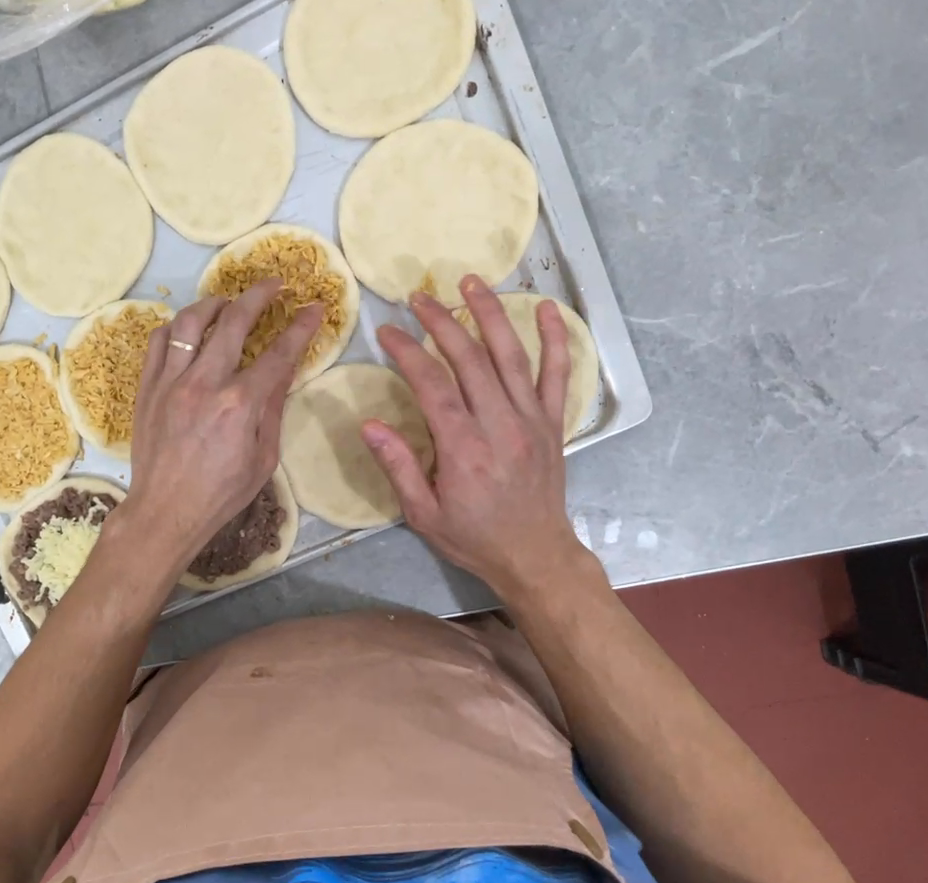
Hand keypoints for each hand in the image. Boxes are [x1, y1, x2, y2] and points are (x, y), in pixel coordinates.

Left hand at [119, 279, 322, 570]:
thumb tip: (284, 370)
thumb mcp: (263, 458)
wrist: (165, 511)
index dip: (300, 326)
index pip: (278, 353)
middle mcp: (204, 384)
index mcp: (240, 405)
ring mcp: (170, 383)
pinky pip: (158, 341)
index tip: (313, 308)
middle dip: (259, 295)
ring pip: (190, 322)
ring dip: (214, 303)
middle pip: (234, 321)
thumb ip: (273, 408)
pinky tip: (190, 328)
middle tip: (273, 284)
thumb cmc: (220, 494)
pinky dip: (176, 327)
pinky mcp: (147, 388)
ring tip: (228, 302)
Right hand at [362, 275, 597, 605]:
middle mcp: (501, 425)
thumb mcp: (422, 514)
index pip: (432, 385)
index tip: (386, 332)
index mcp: (464, 448)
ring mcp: (532, 420)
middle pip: (470, 359)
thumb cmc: (472, 538)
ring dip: (491, 314)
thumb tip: (369, 424)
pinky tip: (547, 309)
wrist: (534, 555)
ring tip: (472, 282)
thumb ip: (398, 466)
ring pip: (512, 355)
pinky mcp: (554, 423)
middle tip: (419, 297)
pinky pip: (558, 374)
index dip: (408, 352)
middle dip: (442, 321)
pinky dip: (555, 339)